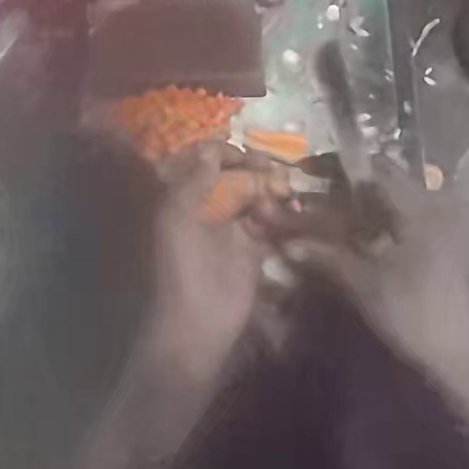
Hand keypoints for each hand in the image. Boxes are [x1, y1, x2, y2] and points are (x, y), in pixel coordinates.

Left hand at [141, 145, 269, 387]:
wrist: (199, 321)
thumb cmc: (183, 268)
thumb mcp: (179, 219)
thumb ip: (194, 182)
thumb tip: (211, 148)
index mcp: (184, 198)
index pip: (204, 161)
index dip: (224, 153)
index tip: (244, 155)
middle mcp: (207, 207)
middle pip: (234, 174)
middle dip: (254, 169)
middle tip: (273, 171)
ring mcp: (231, 226)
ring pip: (254, 194)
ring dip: (269, 189)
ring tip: (285, 191)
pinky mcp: (254, 246)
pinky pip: (268, 219)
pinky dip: (278, 213)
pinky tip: (289, 212)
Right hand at [287, 171, 468, 453]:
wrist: (456, 355)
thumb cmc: (411, 313)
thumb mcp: (364, 284)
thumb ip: (328, 257)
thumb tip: (289, 243)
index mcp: (416, 212)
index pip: (376, 169)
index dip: (341, 166)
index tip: (310, 170)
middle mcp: (429, 212)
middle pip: (385, 183)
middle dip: (348, 184)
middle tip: (315, 191)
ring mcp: (435, 230)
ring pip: (392, 202)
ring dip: (360, 203)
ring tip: (327, 212)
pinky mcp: (435, 249)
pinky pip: (399, 221)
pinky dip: (374, 221)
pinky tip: (353, 236)